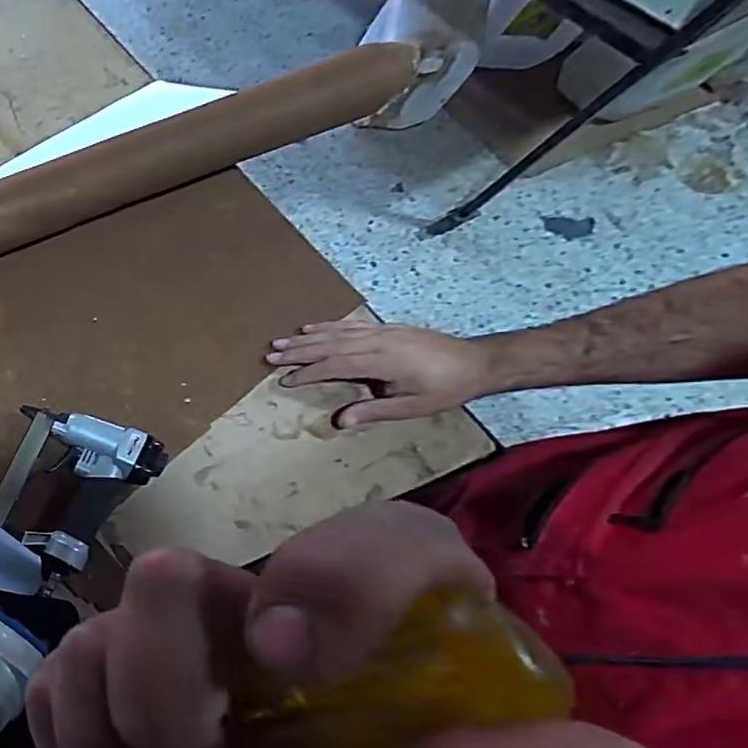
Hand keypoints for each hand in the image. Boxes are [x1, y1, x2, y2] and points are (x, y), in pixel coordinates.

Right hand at [27, 501, 702, 747]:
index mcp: (374, 632)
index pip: (377, 537)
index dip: (329, 578)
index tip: (289, 663)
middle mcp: (262, 611)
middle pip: (174, 580)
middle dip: (171, 697)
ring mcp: (168, 638)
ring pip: (95, 638)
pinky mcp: (98, 672)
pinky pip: (53, 687)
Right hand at [266, 320, 497, 425]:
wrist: (478, 362)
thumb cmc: (446, 389)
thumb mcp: (412, 407)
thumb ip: (374, 412)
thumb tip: (340, 421)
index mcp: (381, 361)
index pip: (333, 365)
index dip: (307, 373)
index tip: (285, 380)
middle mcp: (377, 341)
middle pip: (328, 345)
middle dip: (297, 351)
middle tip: (269, 355)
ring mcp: (381, 331)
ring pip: (336, 333)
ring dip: (306, 338)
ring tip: (281, 341)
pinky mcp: (387, 328)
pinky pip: (351, 325)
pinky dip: (328, 326)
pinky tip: (312, 328)